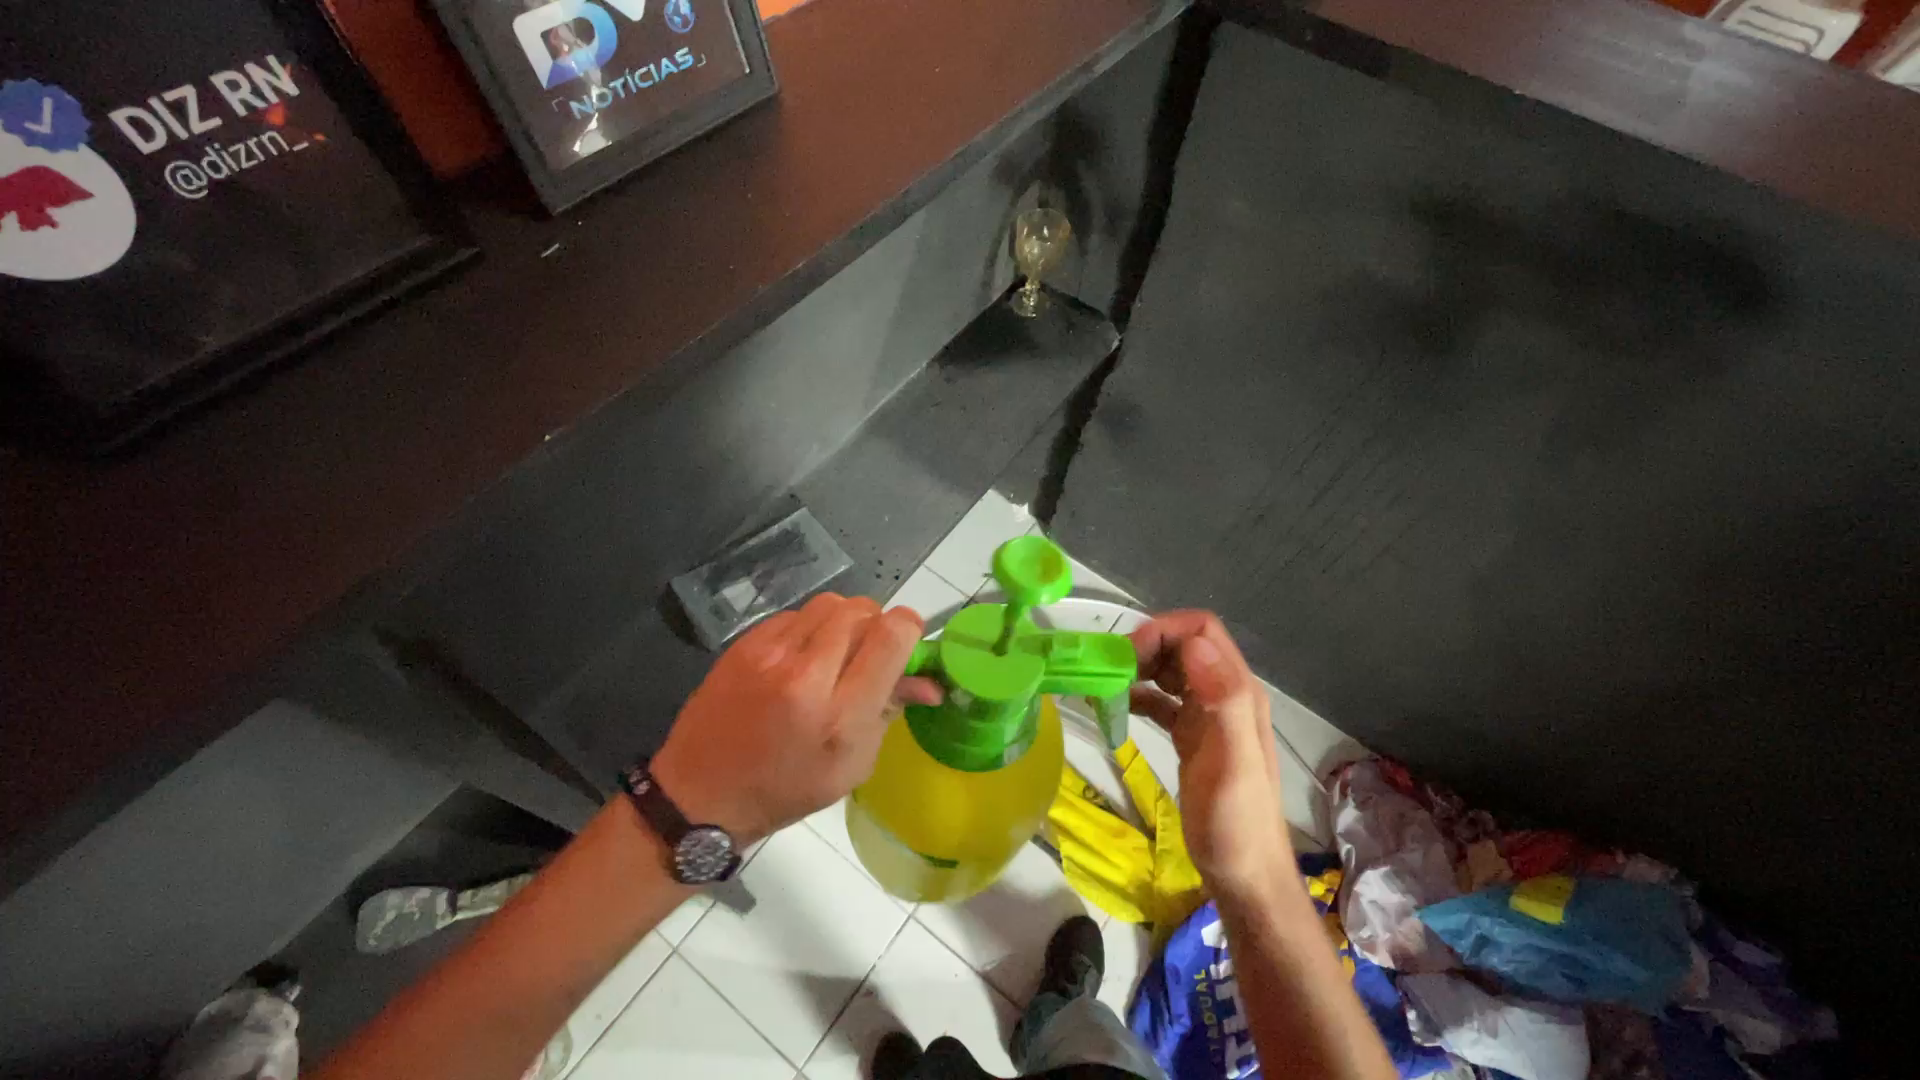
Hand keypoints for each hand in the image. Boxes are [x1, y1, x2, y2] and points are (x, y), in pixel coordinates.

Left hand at [651, 594, 942, 845]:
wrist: (702, 794)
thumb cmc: (786, 790)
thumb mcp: (852, 765)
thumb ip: (890, 712)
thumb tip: (928, 682)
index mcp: (841, 715)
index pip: (891, 636)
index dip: (909, 629)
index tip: (908, 642)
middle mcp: (807, 675)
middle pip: (862, 610)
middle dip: (877, 624)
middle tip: (871, 652)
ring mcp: (770, 654)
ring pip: (830, 603)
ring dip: (845, 621)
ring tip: (837, 652)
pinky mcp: (745, 644)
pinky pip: (795, 614)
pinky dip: (810, 628)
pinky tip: (802, 656)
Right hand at [1128, 611, 1293, 900]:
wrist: (1245, 877)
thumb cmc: (1236, 824)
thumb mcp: (1231, 762)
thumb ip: (1223, 701)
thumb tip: (1195, 644)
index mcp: (1238, 692)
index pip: (1202, 630)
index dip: (1163, 630)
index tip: (1127, 654)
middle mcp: (1226, 695)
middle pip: (1184, 645)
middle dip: (1146, 646)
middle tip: (1109, 671)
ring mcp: (1210, 716)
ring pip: (1172, 670)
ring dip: (1140, 668)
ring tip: (1106, 686)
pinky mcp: (1193, 737)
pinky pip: (1164, 701)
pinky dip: (1139, 696)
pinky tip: (1117, 708)